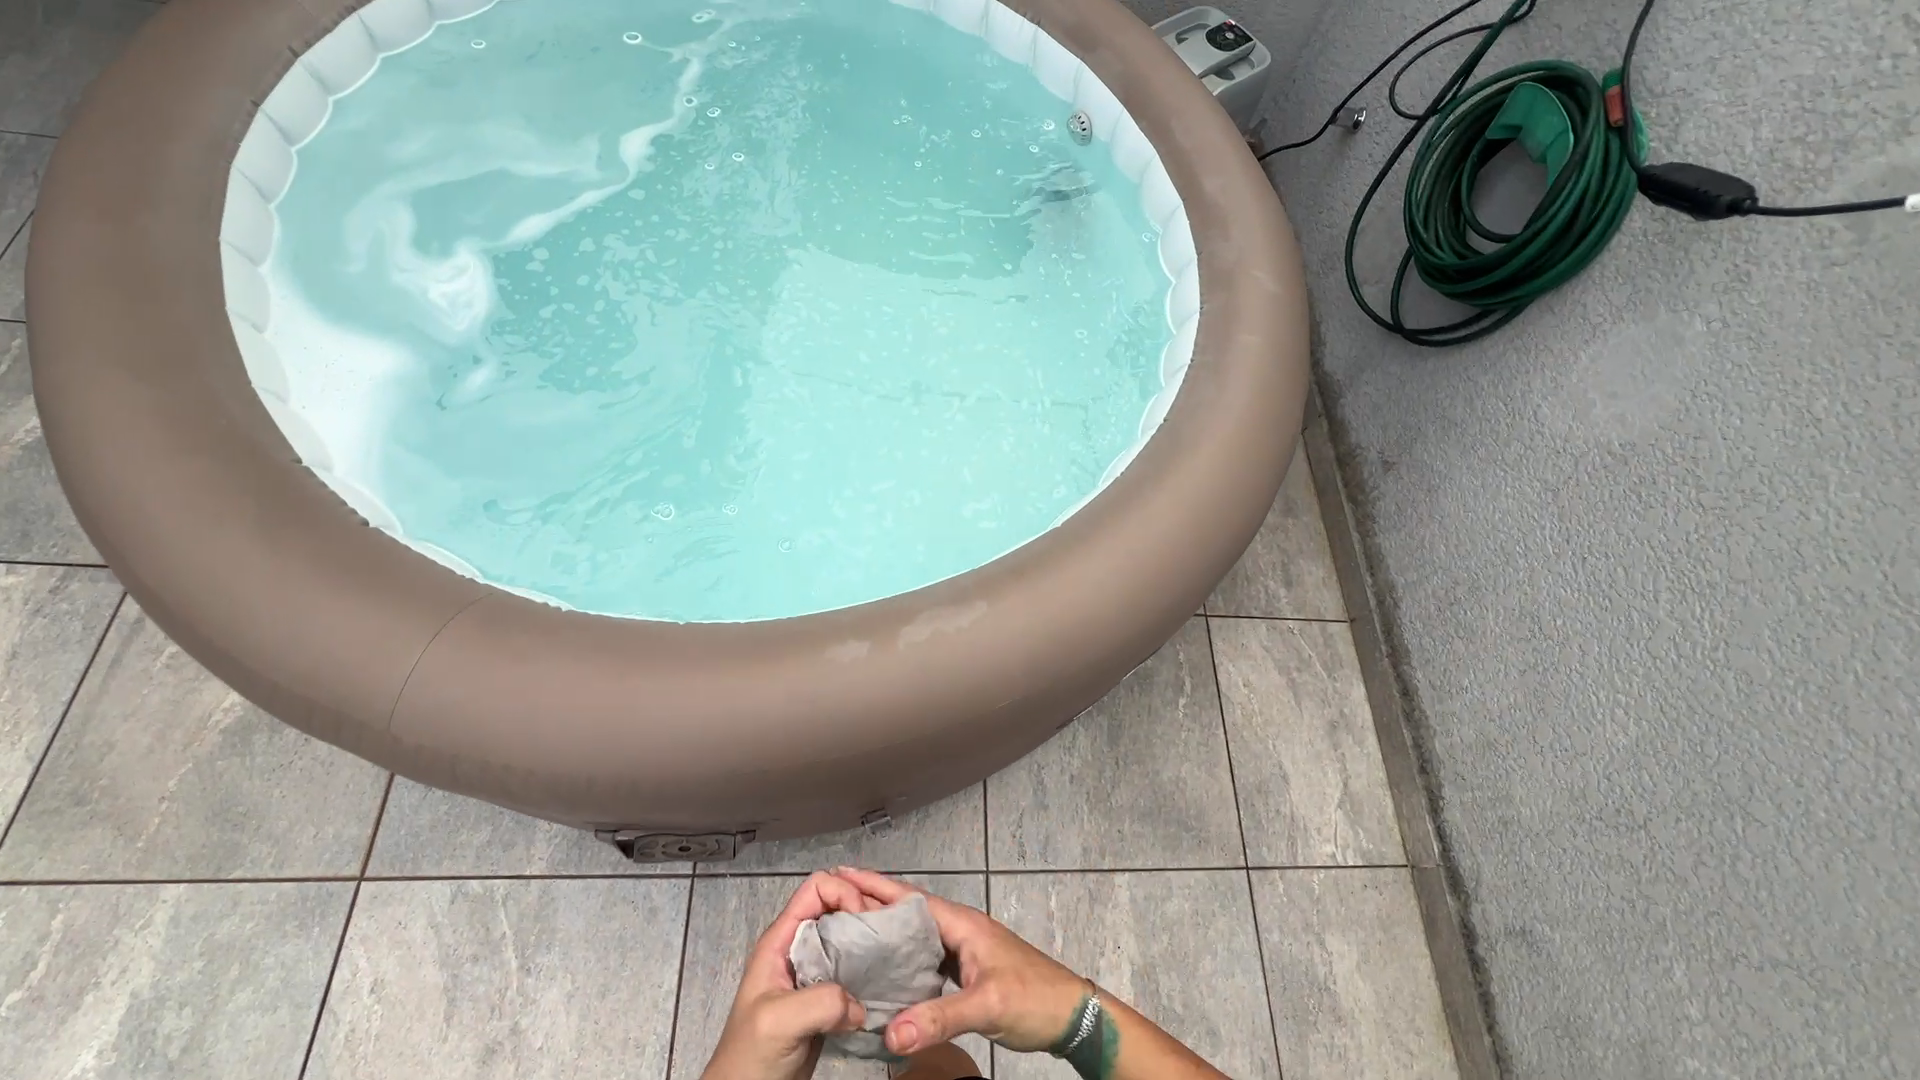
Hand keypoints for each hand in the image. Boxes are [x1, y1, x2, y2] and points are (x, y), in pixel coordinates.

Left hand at [700, 872, 872, 1079]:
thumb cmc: (750, 1057)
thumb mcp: (778, 1021)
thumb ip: (820, 1001)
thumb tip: (860, 1003)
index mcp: (781, 939)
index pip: (816, 888)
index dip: (843, 893)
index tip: (865, 920)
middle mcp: (799, 948)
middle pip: (837, 907)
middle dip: (863, 913)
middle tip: (887, 936)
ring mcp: (814, 974)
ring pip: (848, 938)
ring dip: (870, 942)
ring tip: (892, 957)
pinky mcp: (827, 1000)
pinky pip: (854, 971)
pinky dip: (871, 971)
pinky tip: (885, 983)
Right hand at [831, 867, 1091, 1056]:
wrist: (1071, 1016)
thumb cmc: (1036, 999)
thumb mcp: (987, 1005)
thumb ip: (940, 1016)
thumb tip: (891, 1032)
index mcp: (962, 923)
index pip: (910, 898)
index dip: (875, 886)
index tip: (841, 874)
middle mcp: (960, 929)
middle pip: (908, 912)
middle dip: (873, 904)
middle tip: (832, 902)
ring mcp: (964, 949)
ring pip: (917, 935)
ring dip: (887, 931)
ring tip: (850, 933)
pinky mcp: (967, 971)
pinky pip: (927, 957)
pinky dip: (904, 958)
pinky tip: (887, 972)